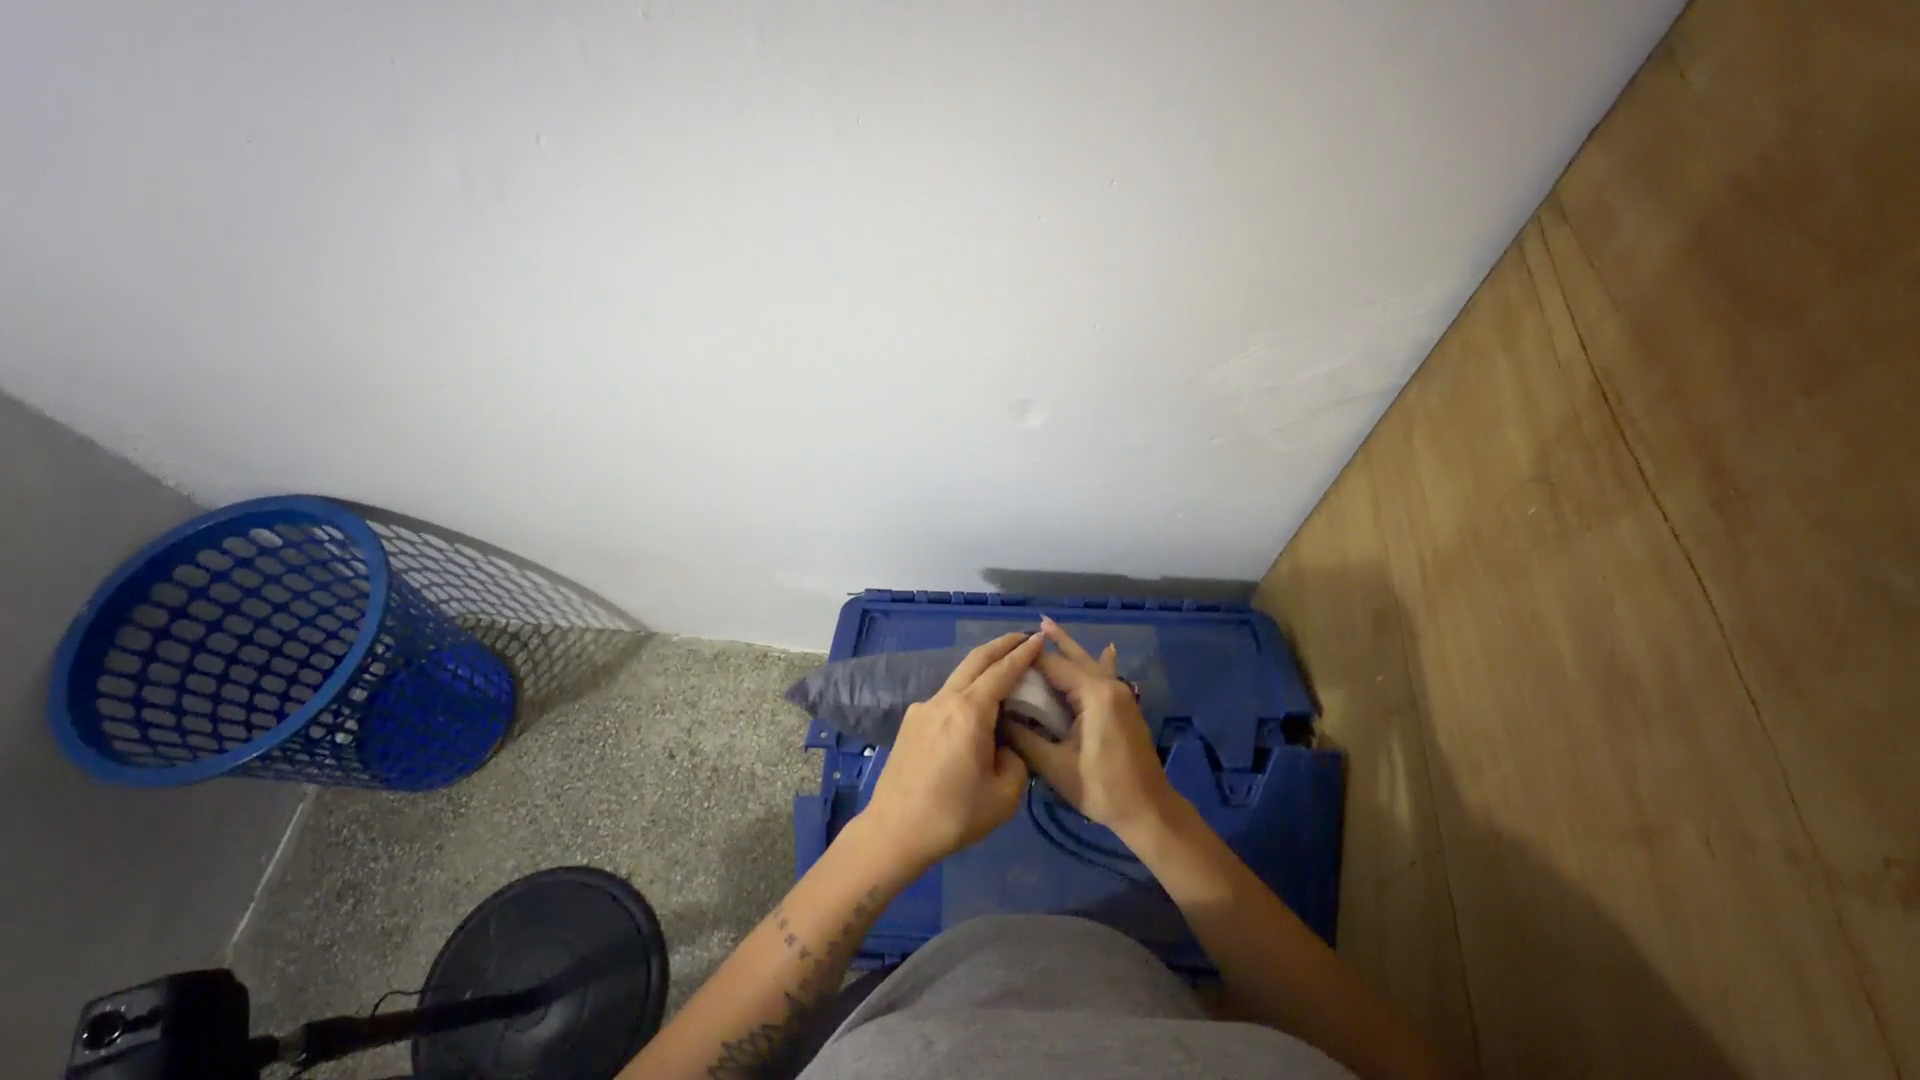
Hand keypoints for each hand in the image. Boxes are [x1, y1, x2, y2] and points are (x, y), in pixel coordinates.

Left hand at [857, 631, 1044, 870]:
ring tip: (1003, 670)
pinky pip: (944, 697)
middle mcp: (944, 700)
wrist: (895, 831)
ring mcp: (922, 709)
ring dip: (982, 668)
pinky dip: (966, 691)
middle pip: (976, 660)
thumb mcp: (1004, 794)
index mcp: (970, 712)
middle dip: (1001, 645)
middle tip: (1023, 637)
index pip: (1002, 671)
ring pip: (958, 678)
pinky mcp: (910, 724)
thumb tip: (1007, 745)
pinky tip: (975, 708)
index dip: (1023, 653)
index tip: (1039, 638)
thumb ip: (1016, 760)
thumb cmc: (954, 815)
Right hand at [1003, 618, 1185, 839]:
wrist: (1148, 810)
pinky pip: (1105, 675)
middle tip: (1027, 625)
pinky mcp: (1125, 707)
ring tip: (1048, 626)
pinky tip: (1106, 649)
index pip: (1052, 666)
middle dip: (1050, 643)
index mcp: (1094, 694)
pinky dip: (1097, 662)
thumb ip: (1024, 738)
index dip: (1025, 660)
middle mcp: (1110, 686)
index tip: (1001, 655)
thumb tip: (996, 717)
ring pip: (1089, 664)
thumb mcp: (1055, 766)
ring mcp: (1122, 695)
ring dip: (1069, 649)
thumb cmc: (1101, 788)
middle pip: (1072, 659)